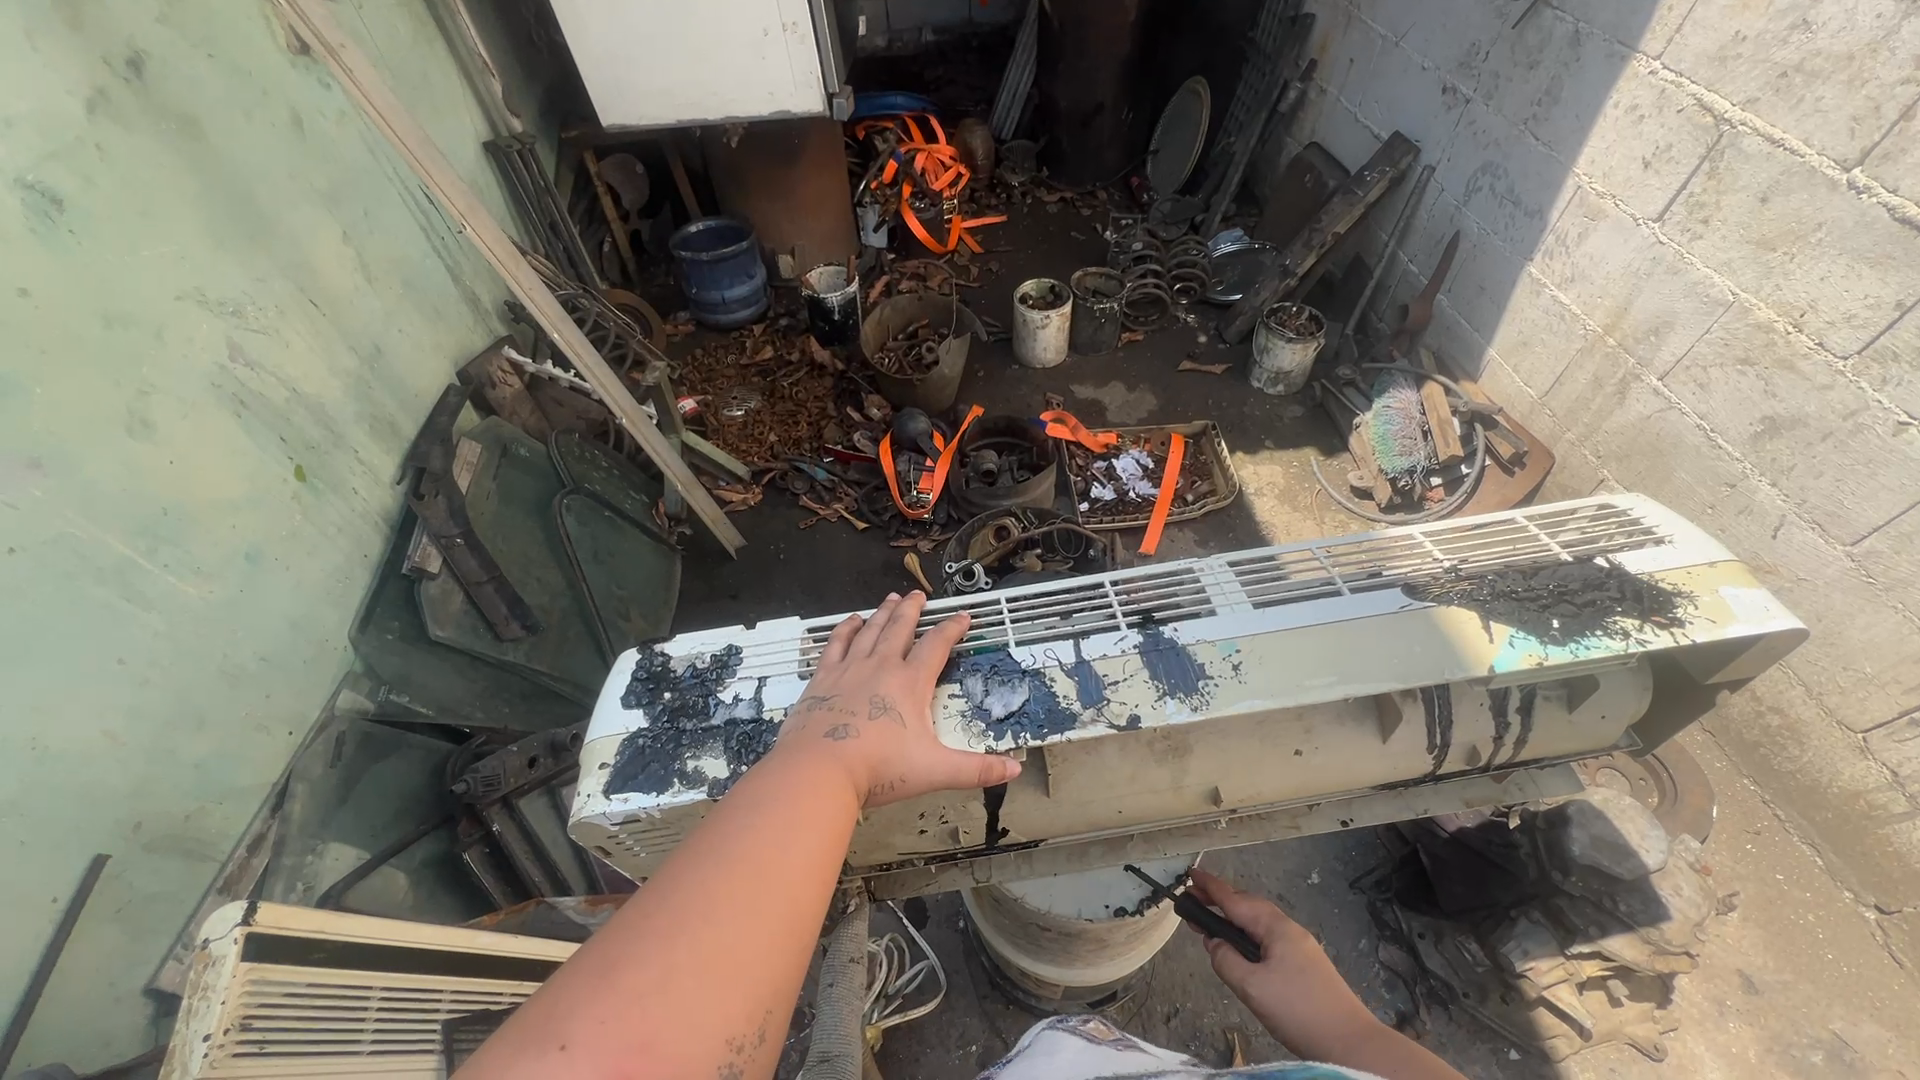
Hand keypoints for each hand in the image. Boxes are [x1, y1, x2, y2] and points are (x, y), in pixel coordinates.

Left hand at [769, 591, 1020, 807]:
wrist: (819, 770)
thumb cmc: (879, 770)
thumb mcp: (935, 771)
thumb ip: (976, 769)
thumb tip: (1014, 768)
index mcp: (910, 683)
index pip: (937, 645)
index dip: (952, 628)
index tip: (962, 617)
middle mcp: (881, 666)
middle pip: (900, 628)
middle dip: (913, 610)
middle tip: (918, 595)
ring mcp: (849, 669)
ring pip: (870, 630)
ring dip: (883, 613)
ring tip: (890, 599)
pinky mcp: (823, 679)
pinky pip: (836, 644)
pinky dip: (845, 629)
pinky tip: (850, 622)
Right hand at [1186, 870, 1379, 1061]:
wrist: (1352, 1044)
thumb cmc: (1299, 1011)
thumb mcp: (1252, 987)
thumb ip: (1225, 961)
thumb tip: (1214, 943)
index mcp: (1275, 928)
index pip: (1235, 900)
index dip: (1210, 887)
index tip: (1190, 874)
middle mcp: (1289, 930)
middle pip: (1248, 906)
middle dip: (1220, 900)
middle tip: (1193, 902)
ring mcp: (1300, 947)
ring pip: (1259, 923)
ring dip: (1233, 919)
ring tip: (1211, 925)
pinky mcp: (1305, 965)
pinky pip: (1268, 939)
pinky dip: (1247, 935)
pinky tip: (1241, 950)